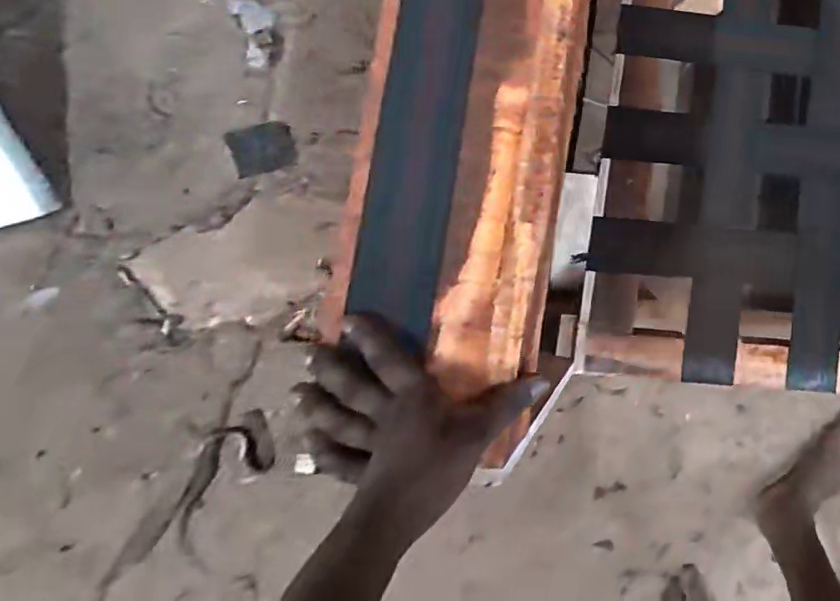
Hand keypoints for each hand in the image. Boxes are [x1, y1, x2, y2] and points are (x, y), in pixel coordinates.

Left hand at [292, 314, 549, 546]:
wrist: (394, 520)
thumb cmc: (436, 467)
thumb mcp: (479, 432)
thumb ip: (505, 404)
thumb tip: (541, 377)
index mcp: (413, 398)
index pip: (391, 361)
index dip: (371, 339)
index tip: (349, 319)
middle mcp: (385, 415)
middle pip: (355, 388)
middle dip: (333, 369)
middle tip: (310, 352)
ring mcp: (367, 446)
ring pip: (339, 419)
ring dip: (318, 405)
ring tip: (298, 391)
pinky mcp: (359, 474)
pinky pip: (337, 458)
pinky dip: (322, 450)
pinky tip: (309, 445)